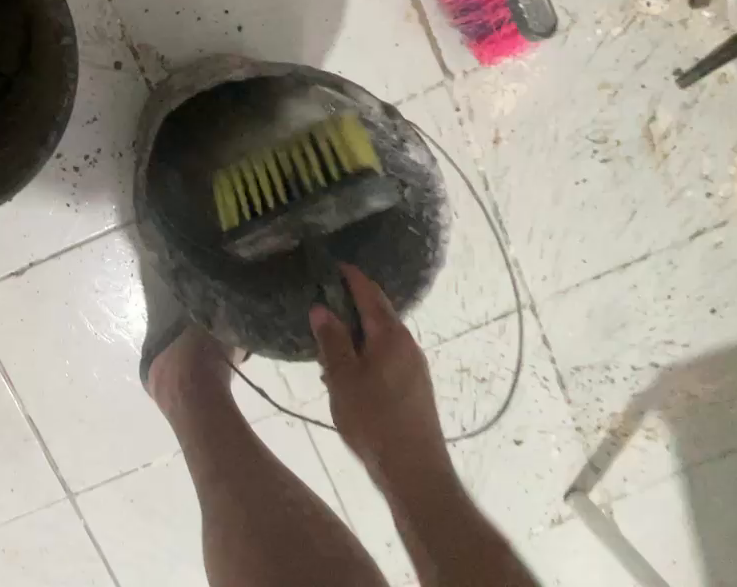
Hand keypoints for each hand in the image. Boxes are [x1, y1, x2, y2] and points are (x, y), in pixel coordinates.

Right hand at [310, 264, 452, 489]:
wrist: (415, 471)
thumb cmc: (374, 419)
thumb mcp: (343, 377)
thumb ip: (332, 340)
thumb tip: (321, 308)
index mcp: (391, 336)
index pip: (370, 294)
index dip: (351, 277)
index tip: (332, 264)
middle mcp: (408, 345)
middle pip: (378, 315)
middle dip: (351, 305)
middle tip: (322, 300)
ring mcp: (414, 368)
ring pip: (381, 339)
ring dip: (356, 334)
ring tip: (327, 339)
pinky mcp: (414, 389)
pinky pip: (386, 357)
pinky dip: (365, 353)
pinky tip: (346, 371)